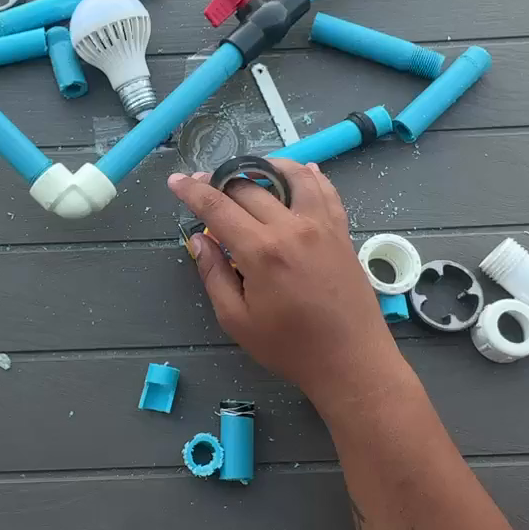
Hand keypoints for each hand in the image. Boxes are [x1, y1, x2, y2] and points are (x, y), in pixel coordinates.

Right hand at [167, 160, 401, 405]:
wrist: (351, 361)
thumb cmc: (290, 348)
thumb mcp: (237, 320)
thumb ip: (214, 275)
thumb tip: (200, 240)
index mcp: (261, 251)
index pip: (218, 207)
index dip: (193, 191)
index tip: (177, 181)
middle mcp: (292, 227)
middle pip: (250, 187)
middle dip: (222, 182)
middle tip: (206, 186)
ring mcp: (322, 225)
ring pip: (293, 176)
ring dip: (266, 168)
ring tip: (249, 172)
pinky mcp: (342, 232)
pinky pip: (326, 191)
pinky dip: (309, 176)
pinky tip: (301, 174)